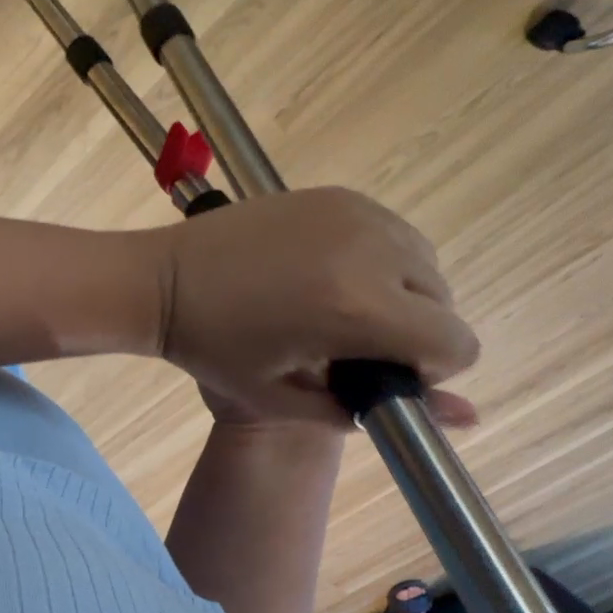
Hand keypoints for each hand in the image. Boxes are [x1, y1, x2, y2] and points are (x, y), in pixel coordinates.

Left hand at [158, 188, 480, 426]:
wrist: (159, 281)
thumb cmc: (208, 347)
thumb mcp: (275, 397)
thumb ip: (355, 411)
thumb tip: (448, 416)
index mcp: (358, 311)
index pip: (454, 344)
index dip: (428, 369)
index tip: (380, 370)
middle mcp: (372, 255)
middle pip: (442, 301)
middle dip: (408, 329)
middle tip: (348, 341)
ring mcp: (357, 217)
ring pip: (422, 262)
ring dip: (397, 290)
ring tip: (333, 308)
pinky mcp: (339, 196)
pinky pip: (390, 232)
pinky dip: (374, 257)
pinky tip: (322, 275)